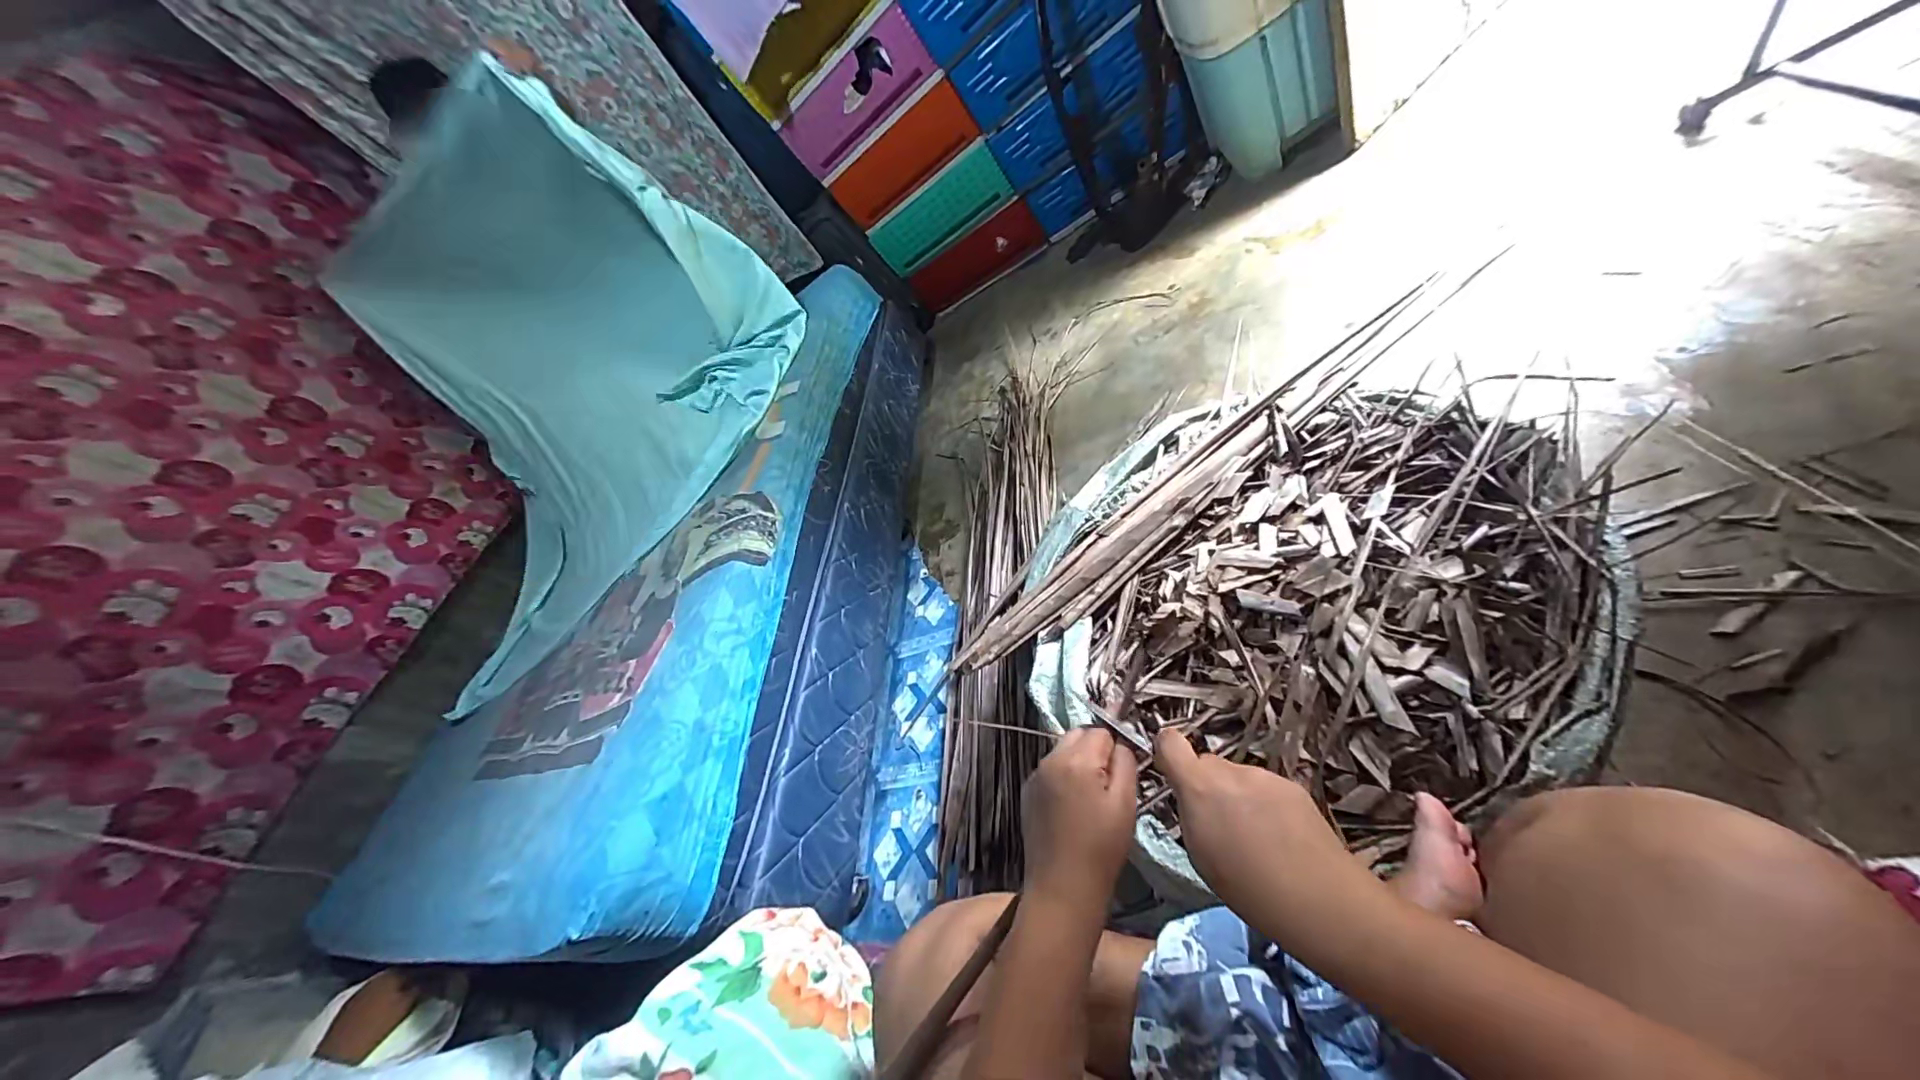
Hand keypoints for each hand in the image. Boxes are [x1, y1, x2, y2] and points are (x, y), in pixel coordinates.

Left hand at [1022, 727, 1137, 908]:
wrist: (1062, 886)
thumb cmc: (1101, 847)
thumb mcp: (1125, 803)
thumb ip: (1125, 764)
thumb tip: (1120, 746)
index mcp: (1076, 760)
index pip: (1101, 731)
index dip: (1115, 750)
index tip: (1120, 776)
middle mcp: (1050, 760)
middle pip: (1078, 735)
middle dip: (1094, 750)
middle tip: (1106, 785)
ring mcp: (1036, 776)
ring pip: (1062, 751)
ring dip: (1078, 763)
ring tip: (1089, 799)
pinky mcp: (1028, 792)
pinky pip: (1050, 771)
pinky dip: (1063, 778)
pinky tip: (1071, 808)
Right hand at [1153, 728, 1351, 911]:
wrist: (1321, 899)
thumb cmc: (1248, 888)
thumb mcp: (1200, 853)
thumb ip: (1190, 812)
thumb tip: (1191, 799)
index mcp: (1199, 787)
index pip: (1170, 742)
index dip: (1168, 752)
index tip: (1171, 771)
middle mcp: (1231, 772)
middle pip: (1208, 764)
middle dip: (1207, 786)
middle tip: (1219, 824)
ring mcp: (1265, 776)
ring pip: (1238, 778)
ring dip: (1239, 797)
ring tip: (1255, 837)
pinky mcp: (1293, 786)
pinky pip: (1266, 788)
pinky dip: (1265, 805)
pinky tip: (1280, 837)